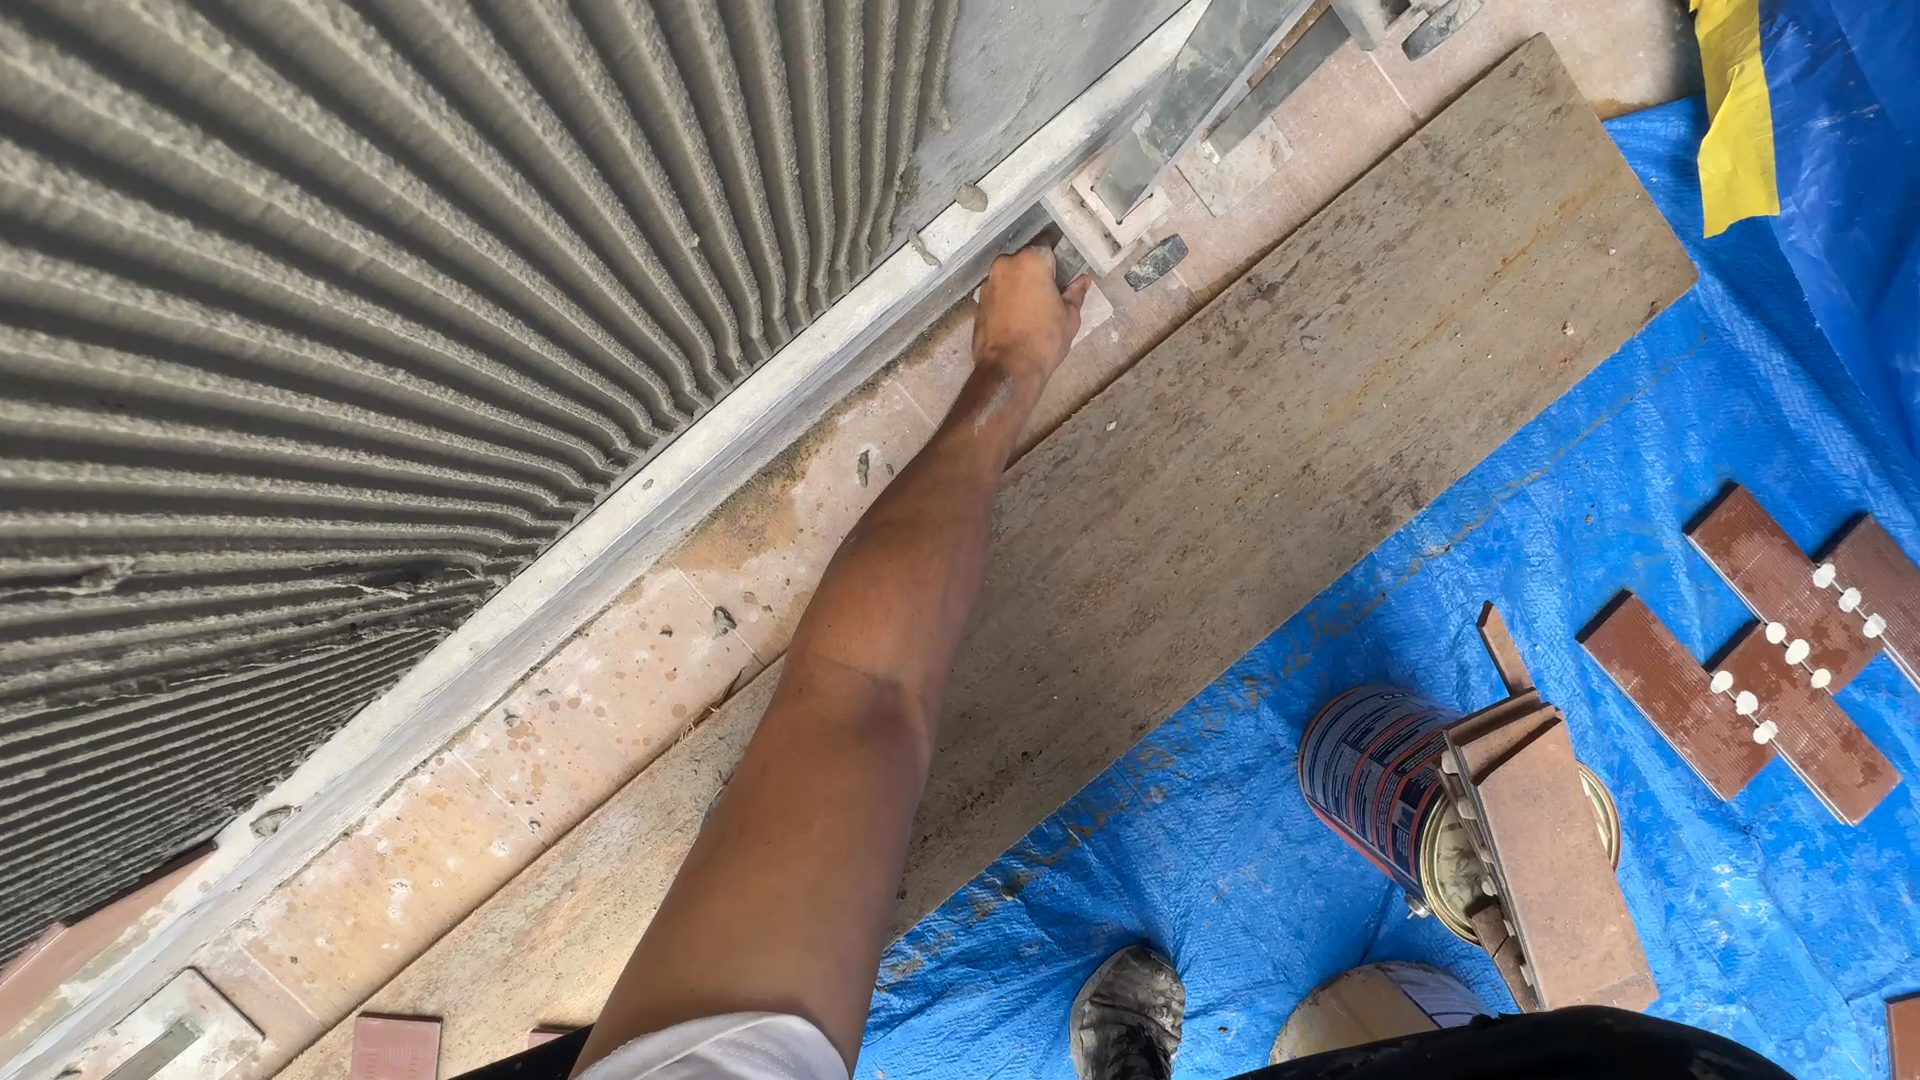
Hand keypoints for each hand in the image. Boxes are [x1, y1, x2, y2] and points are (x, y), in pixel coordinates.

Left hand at [971, 244, 1091, 384]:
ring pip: (1010, 280)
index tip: (1062, 281)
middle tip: (1048, 299)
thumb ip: (1075, 294)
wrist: (1008, 369)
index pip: (1048, 250)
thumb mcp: (1070, 317)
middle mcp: (1005, 265)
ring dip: (1020, 290)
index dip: (1057, 266)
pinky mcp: (977, 304)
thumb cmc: (1044, 340)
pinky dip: (1007, 303)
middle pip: (1025, 263)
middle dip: (1036, 276)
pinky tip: (1016, 322)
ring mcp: (988, 284)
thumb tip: (1083, 281)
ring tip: (1032, 314)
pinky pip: (998, 296)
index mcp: (1031, 260)